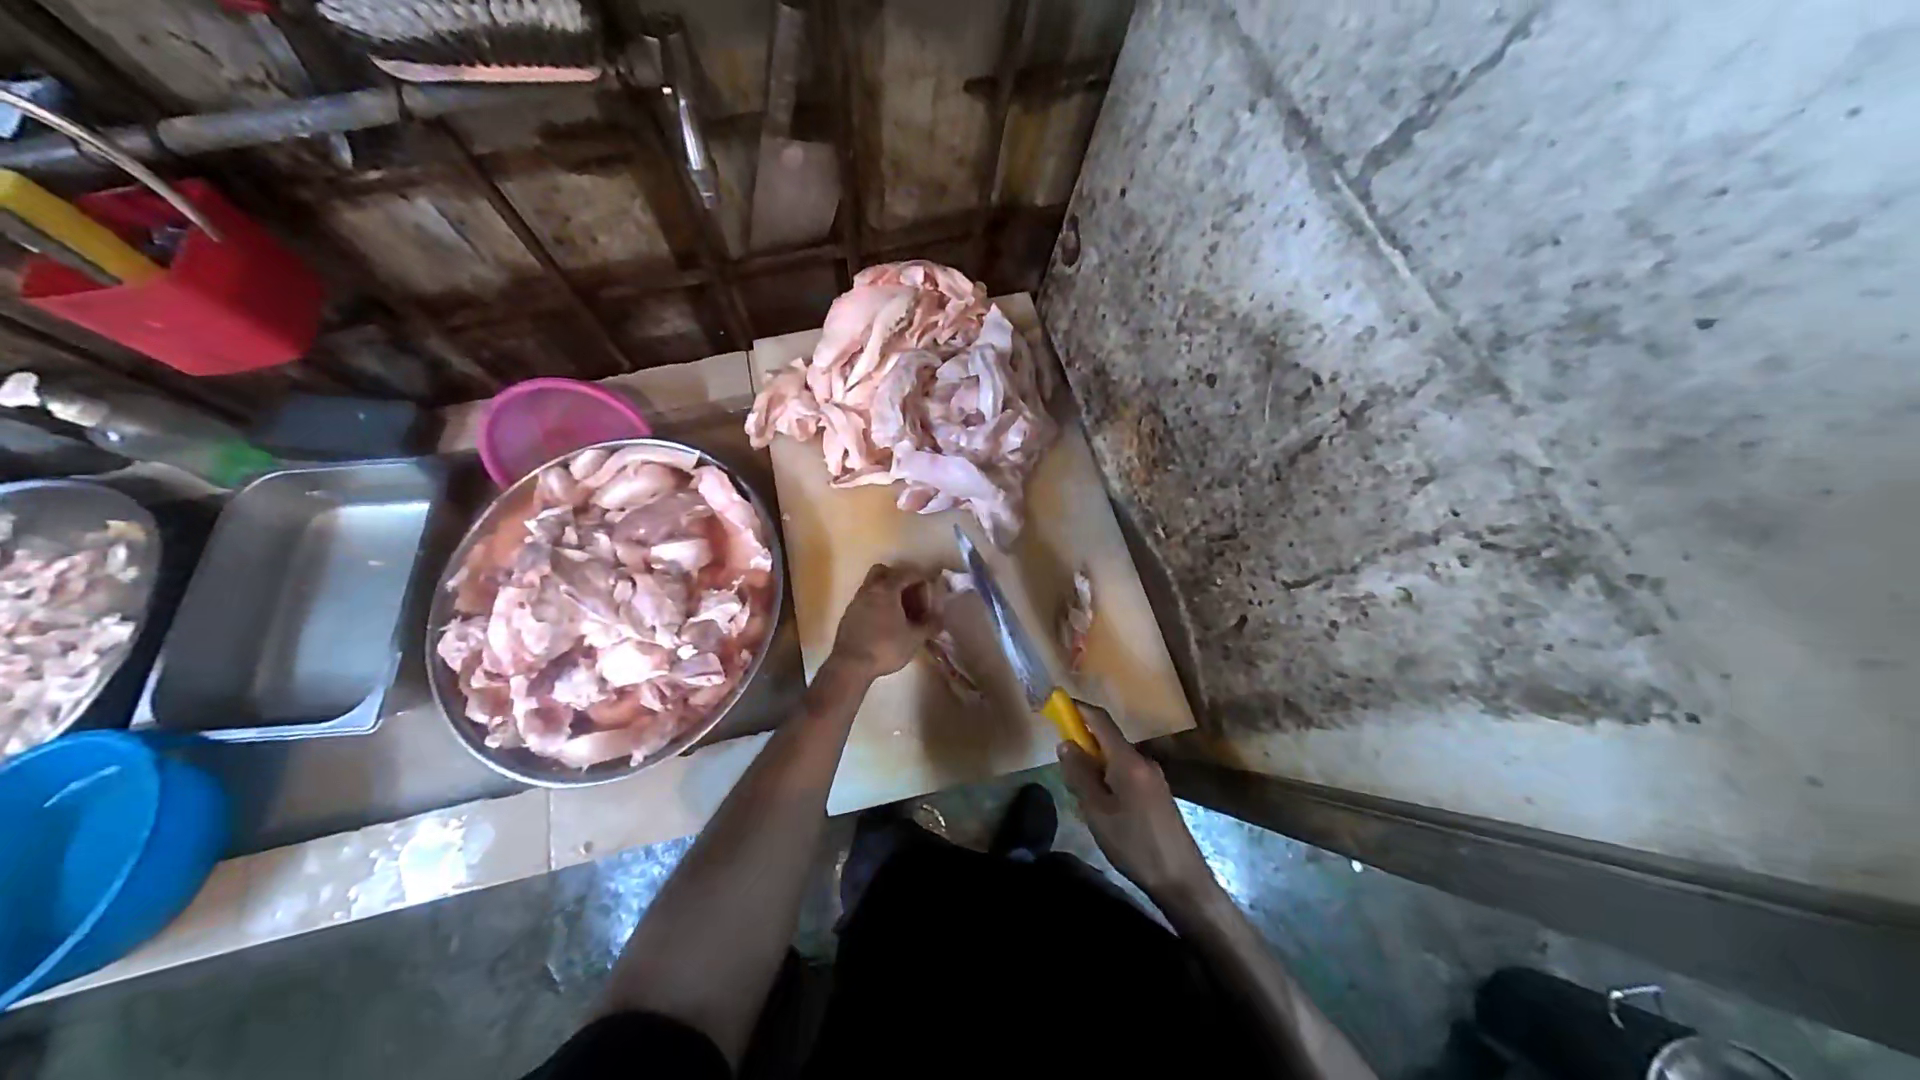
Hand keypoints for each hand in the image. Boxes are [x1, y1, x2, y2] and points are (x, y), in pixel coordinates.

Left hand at [829, 563, 936, 679]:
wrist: (850, 665)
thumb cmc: (886, 647)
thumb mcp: (914, 638)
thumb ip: (930, 625)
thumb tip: (939, 619)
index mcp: (886, 589)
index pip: (907, 573)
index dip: (921, 579)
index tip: (930, 589)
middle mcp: (869, 590)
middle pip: (883, 572)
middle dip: (899, 578)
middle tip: (911, 595)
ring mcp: (856, 602)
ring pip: (872, 586)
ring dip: (886, 592)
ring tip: (899, 611)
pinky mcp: (848, 615)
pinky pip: (865, 600)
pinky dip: (876, 604)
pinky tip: (884, 622)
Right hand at [1057, 702, 1217, 904]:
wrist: (1180, 878)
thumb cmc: (1134, 843)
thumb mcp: (1097, 811)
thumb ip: (1080, 774)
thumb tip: (1066, 743)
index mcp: (1128, 760)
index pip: (1101, 721)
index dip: (1079, 710)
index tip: (1058, 705)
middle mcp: (1144, 761)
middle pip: (1108, 741)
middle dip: (1083, 747)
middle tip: (1065, 772)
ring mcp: (1154, 778)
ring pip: (1116, 761)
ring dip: (1096, 768)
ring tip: (1083, 800)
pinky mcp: (1157, 794)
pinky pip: (1127, 774)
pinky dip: (1109, 780)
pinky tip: (1104, 809)